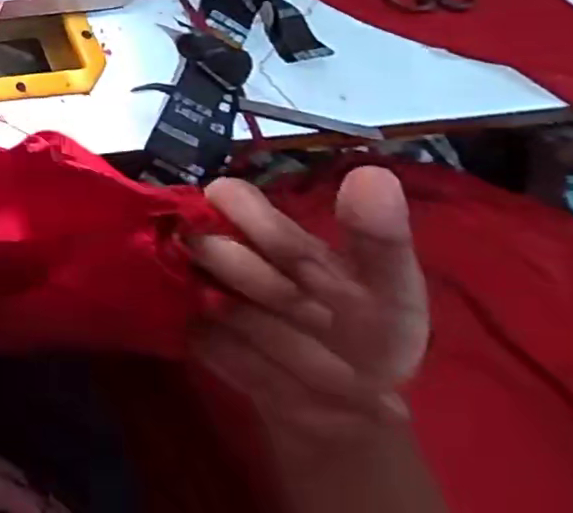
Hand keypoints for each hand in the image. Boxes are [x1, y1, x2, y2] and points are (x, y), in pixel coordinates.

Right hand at [190, 167, 428, 446]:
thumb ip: (378, 235)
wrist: (348, 400)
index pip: (227, 195)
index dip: (268, 233)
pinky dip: (256, 365)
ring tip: (334, 373)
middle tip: (324, 321)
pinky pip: (204, 338)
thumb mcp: (390, 287)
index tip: (319, 276)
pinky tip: (294, 379)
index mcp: (256, 224)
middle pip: (207, 244)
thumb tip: (375, 173)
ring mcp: (192, 284)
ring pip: (210, 298)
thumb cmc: (366, 329)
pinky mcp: (182, 326)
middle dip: (271, 289)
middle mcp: (213, 245)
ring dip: (280, 342)